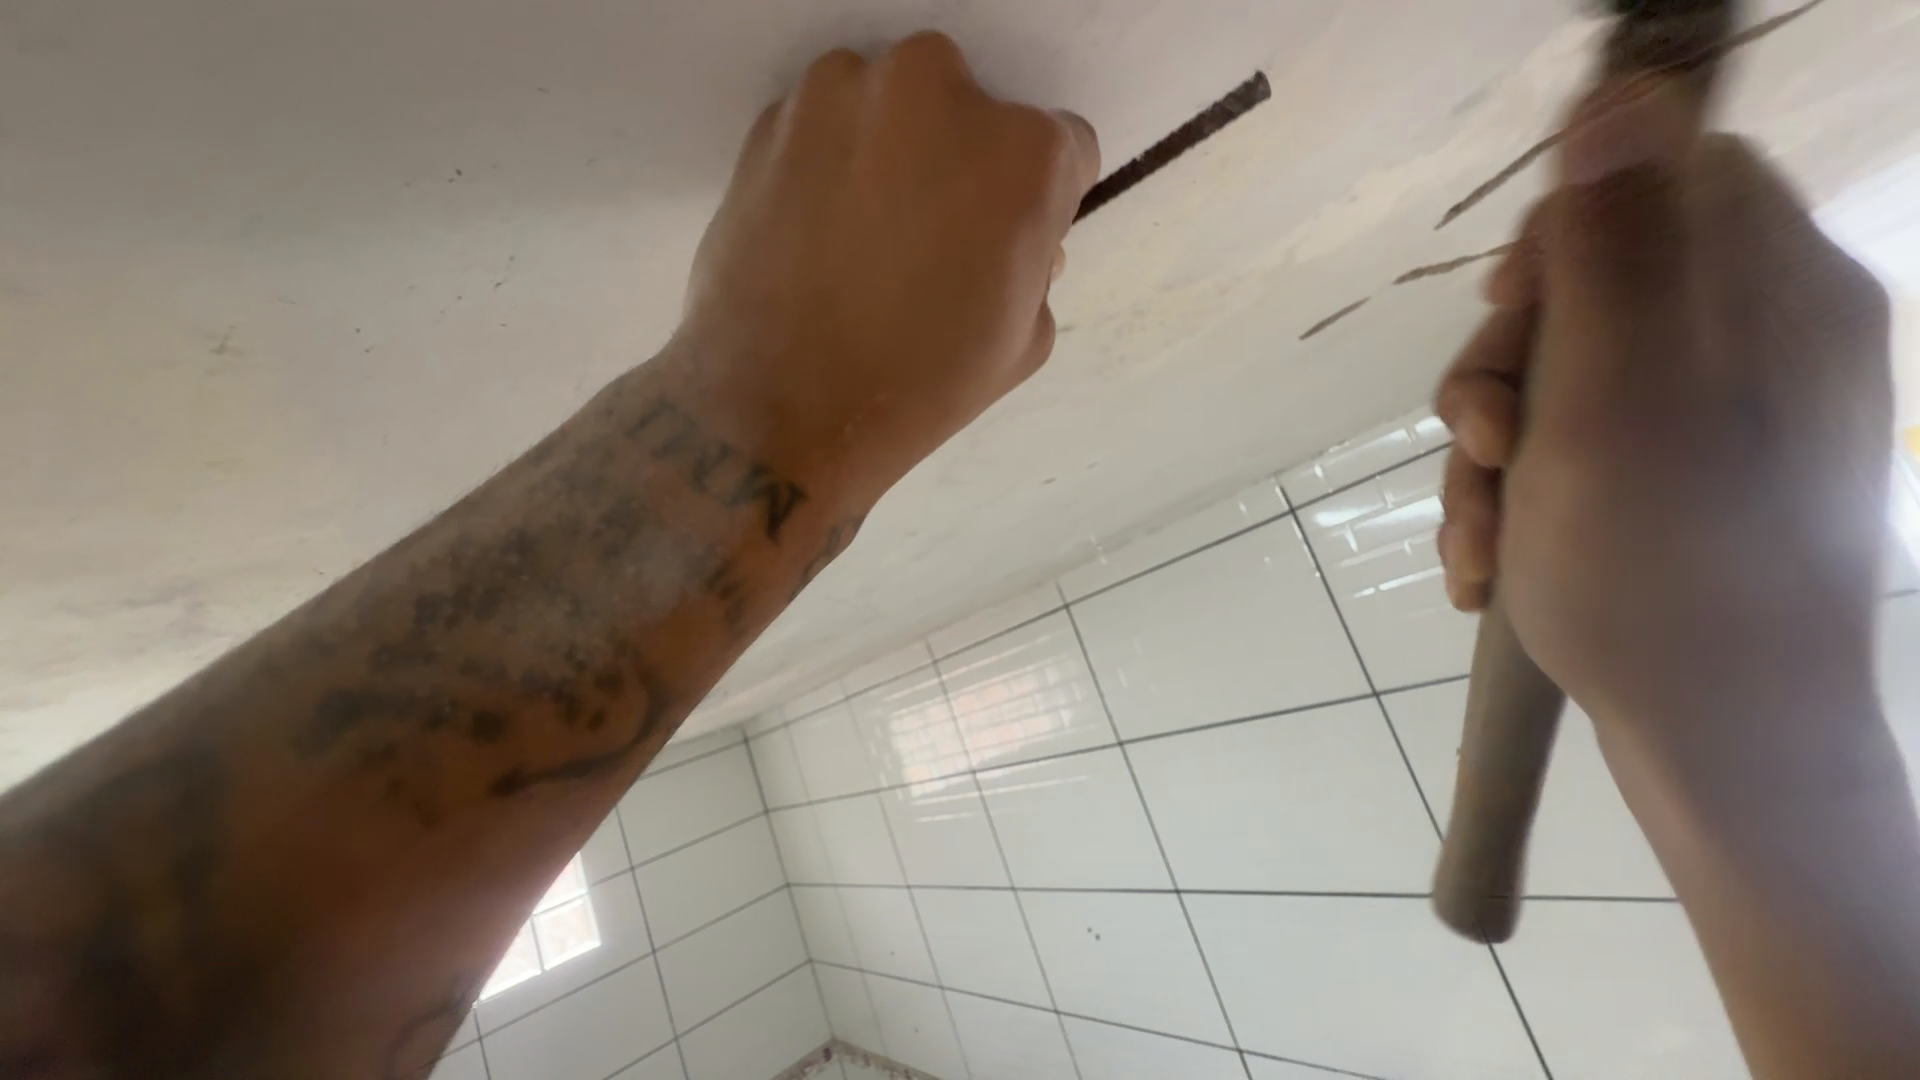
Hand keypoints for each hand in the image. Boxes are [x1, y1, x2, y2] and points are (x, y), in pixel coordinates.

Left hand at [668, 33, 1099, 511]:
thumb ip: (1037, 265)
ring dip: (894, 155)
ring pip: (896, 108)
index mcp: (1022, 152)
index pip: (1062, 148)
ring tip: (867, 242)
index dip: (1038, 202)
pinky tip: (819, 235)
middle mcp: (937, 88)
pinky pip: (828, 126)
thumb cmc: (920, 387)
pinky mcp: (773, 115)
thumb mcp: (1024, 342)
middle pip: (975, 113)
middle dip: (964, 167)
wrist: (784, 408)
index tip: (1005, 241)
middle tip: (932, 244)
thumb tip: (1013, 238)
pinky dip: (832, 164)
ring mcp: (844, 91)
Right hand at [1434, 78, 1893, 725]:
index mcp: (1764, 297)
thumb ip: (1615, 251)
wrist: (1716, 731)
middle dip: (1498, 375)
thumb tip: (1621, 90)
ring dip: (1484, 461)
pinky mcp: (1658, 479)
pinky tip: (1490, 563)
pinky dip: (1508, 500)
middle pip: (1581, 296)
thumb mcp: (1615, 403)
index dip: (1564, 229)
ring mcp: (1697, 418)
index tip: (1507, 310)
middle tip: (1482, 447)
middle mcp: (1742, 342)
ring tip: (1476, 543)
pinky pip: (1559, 452)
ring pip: (1548, 387)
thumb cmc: (1660, 569)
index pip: (1661, 181)